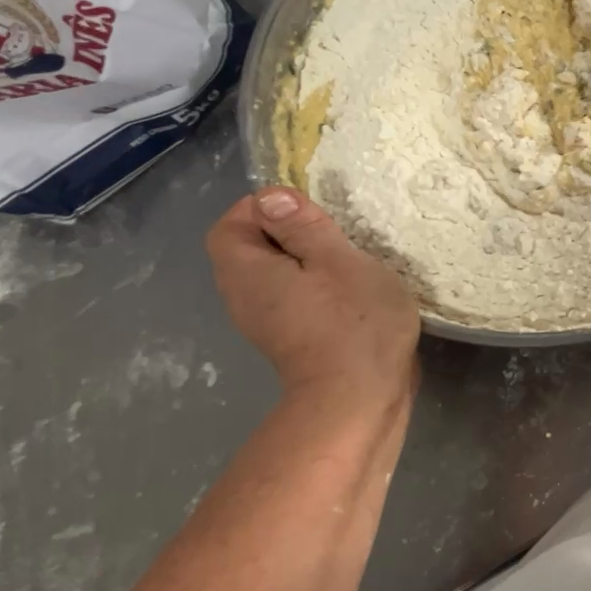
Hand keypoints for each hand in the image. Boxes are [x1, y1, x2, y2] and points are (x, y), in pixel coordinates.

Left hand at [206, 187, 420, 402]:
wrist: (358, 393)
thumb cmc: (353, 320)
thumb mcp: (339, 261)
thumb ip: (304, 227)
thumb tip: (270, 197)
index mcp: (248, 271)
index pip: (232, 224)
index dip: (267, 207)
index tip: (314, 210)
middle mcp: (244, 296)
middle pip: (252, 249)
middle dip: (292, 233)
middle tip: (340, 233)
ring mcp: (267, 321)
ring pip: (277, 274)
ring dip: (309, 261)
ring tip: (352, 260)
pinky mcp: (293, 337)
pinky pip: (295, 296)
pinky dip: (318, 286)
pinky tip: (353, 291)